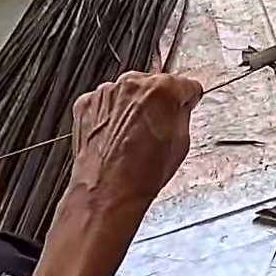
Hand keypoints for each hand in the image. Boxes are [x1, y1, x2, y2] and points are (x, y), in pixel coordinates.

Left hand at [34, 71, 202, 275]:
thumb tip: (179, 109)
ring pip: (128, 93)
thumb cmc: (141, 173)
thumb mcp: (182, 144)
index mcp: (163, 89)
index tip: (186, 105)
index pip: (186, 85)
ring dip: (133, 108)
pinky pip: (106, 103)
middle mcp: (133, 84)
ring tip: (135, 138)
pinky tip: (117, 137)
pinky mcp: (87, 103)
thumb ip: (182, 116)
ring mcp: (107, 92)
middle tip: (159, 128)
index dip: (188, 99)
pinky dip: (111, 115)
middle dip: (158, 103)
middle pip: (154, 85)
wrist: (107, 191)